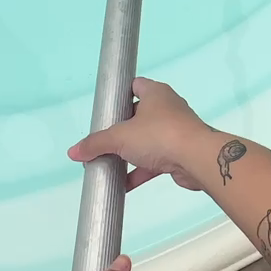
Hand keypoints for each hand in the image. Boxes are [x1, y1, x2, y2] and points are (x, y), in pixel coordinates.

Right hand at [68, 78, 220, 191]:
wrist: (197, 158)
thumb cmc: (159, 135)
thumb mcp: (120, 137)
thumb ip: (96, 144)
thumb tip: (73, 152)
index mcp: (156, 93)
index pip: (136, 85)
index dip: (120, 94)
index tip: (105, 109)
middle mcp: (168, 108)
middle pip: (139, 115)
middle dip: (120, 130)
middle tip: (102, 141)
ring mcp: (175, 130)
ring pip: (147, 140)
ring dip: (130, 153)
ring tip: (108, 164)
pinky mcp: (180, 152)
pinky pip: (155, 161)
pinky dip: (140, 171)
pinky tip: (123, 185)